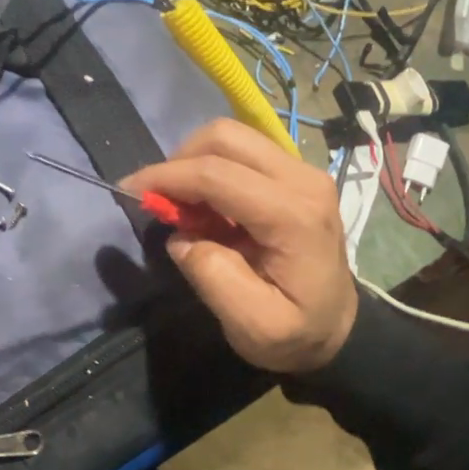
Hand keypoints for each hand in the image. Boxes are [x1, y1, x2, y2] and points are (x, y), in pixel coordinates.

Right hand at [123, 120, 358, 373]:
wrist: (339, 330)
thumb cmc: (296, 332)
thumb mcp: (252, 325)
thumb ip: (212, 276)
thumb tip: (181, 236)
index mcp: (294, 216)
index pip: (217, 174)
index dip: (166, 177)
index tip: (129, 191)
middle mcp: (303, 180)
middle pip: (225, 137)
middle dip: (179, 162)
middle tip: (159, 200)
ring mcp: (302, 172)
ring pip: (231, 137)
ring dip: (194, 162)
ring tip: (182, 205)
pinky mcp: (294, 174)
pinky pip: (242, 151)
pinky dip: (210, 167)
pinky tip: (204, 204)